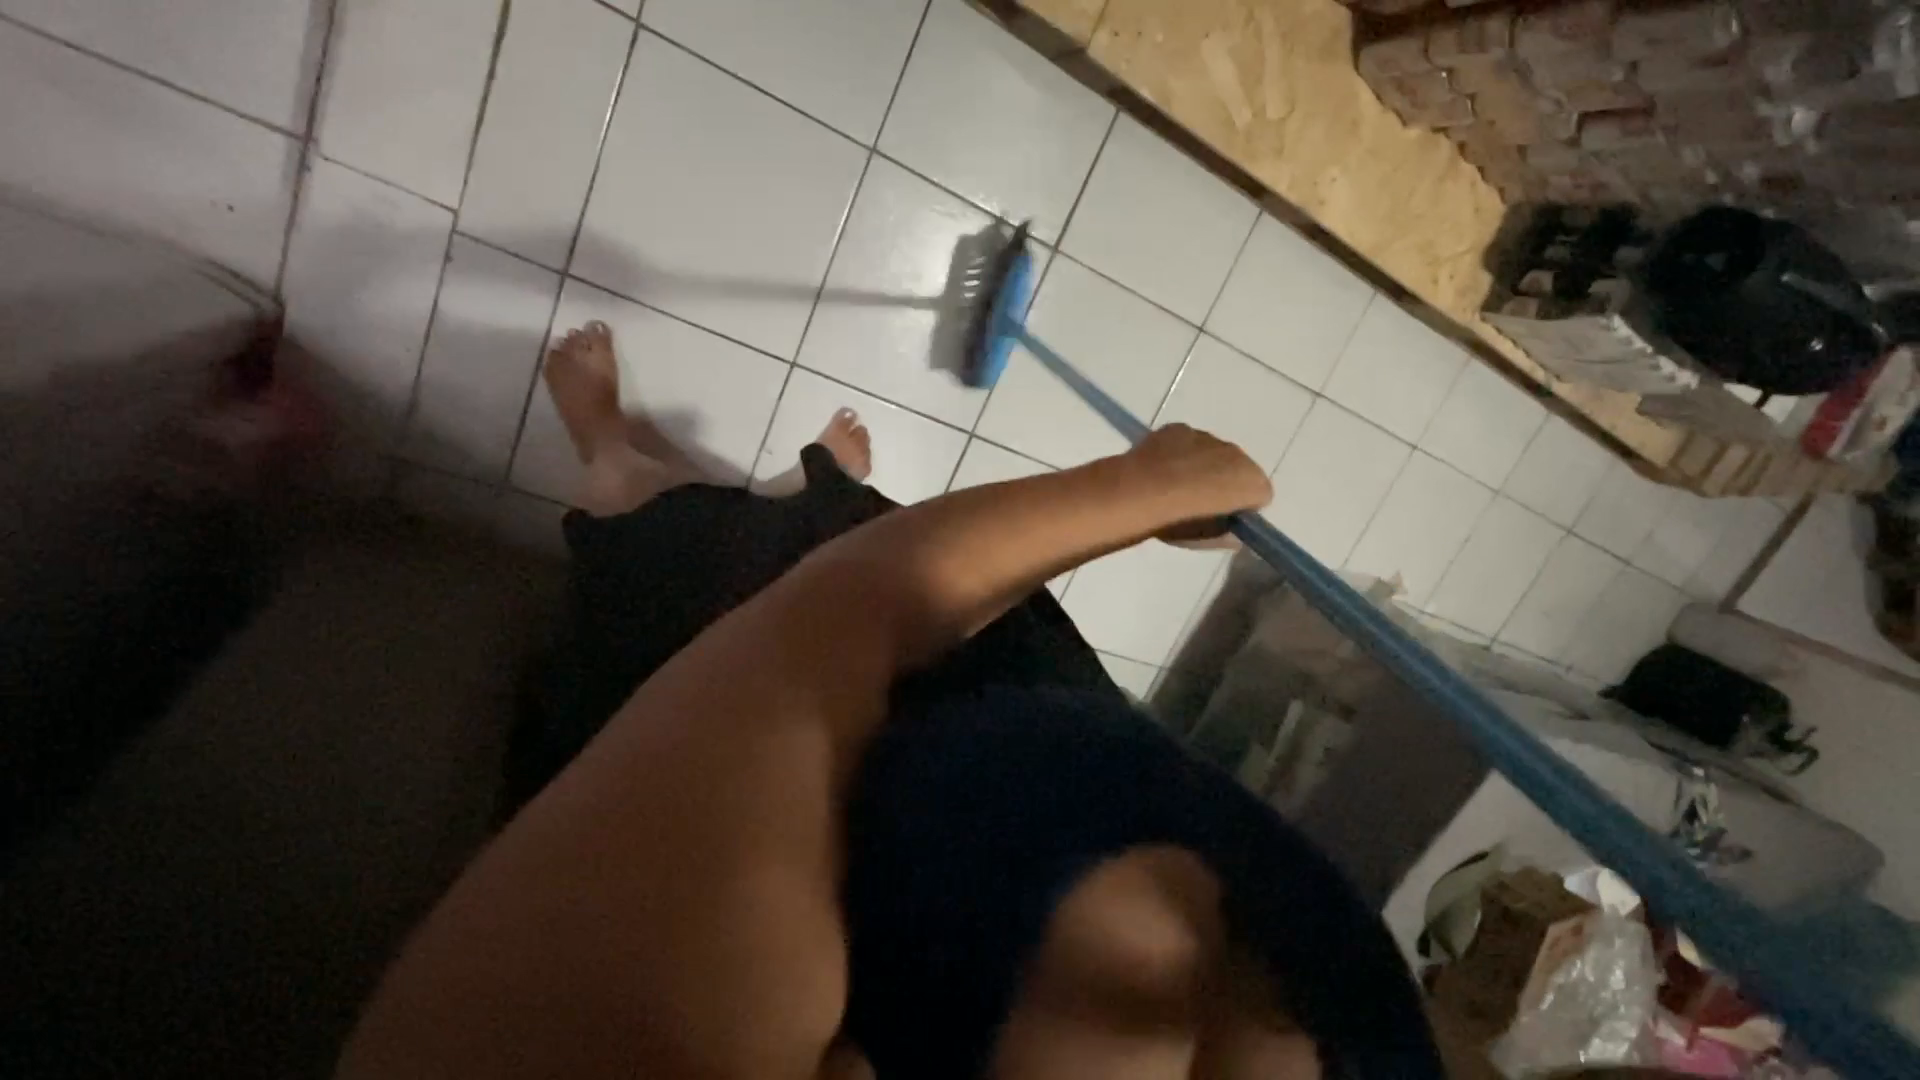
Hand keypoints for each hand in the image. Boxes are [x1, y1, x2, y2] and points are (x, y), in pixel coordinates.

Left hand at [1121, 424, 1272, 545]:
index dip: (1241, 507)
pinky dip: (1178, 452)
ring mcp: (1208, 437)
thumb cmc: (1181, 520)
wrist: (1142, 490)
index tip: (1221, 517)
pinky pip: (1186, 442)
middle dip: (1223, 483)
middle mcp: (1238, 454)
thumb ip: (1227, 533)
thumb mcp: (1208, 539)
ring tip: (1173, 485)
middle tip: (1196, 501)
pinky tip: (1159, 467)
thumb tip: (1232, 532)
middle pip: (1237, 470)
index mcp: (1253, 482)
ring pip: (1212, 453)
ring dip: (1200, 466)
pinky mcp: (1180, 428)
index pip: (1259, 495)